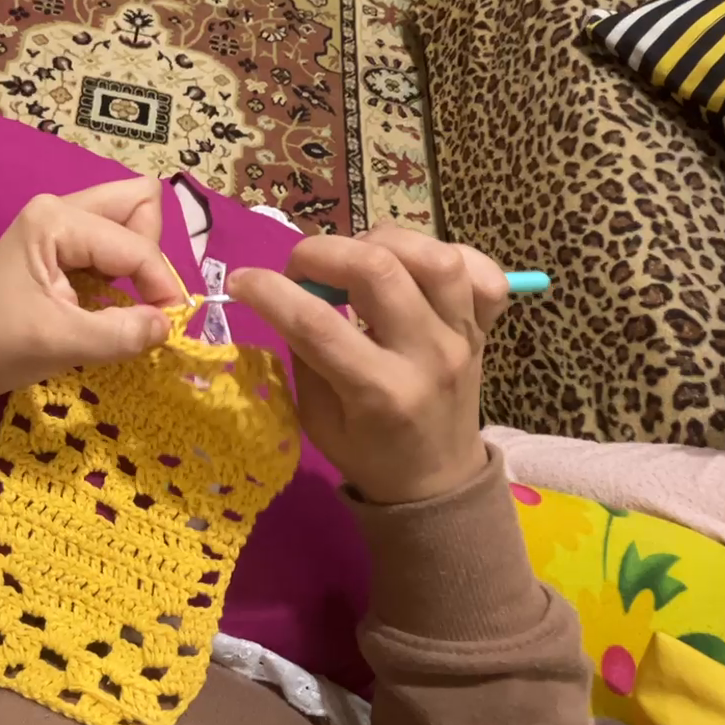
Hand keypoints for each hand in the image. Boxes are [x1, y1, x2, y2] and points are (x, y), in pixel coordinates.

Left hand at [0, 176, 185, 424]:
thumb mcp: (62, 343)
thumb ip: (121, 333)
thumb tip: (169, 324)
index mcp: (54, 219)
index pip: (135, 244)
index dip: (160, 285)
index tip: (167, 328)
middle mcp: (60, 207)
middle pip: (139, 204)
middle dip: (151, 255)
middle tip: (138, 300)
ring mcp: (60, 222)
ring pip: (130, 220)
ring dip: (138, 262)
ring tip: (120, 303)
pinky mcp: (62, 244)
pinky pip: (113, 242)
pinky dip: (123, 271)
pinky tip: (105, 302)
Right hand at [228, 226, 509, 504]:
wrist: (437, 481)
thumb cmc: (366, 453)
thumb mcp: (316, 418)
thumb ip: (305, 355)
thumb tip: (289, 298)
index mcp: (378, 391)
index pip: (316, 322)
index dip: (269, 291)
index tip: (240, 281)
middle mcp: (427, 356)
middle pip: (378, 269)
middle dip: (322, 252)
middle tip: (300, 269)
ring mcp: (463, 336)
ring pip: (433, 256)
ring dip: (379, 243)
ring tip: (353, 260)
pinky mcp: (483, 326)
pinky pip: (479, 270)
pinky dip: (443, 255)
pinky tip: (410, 270)